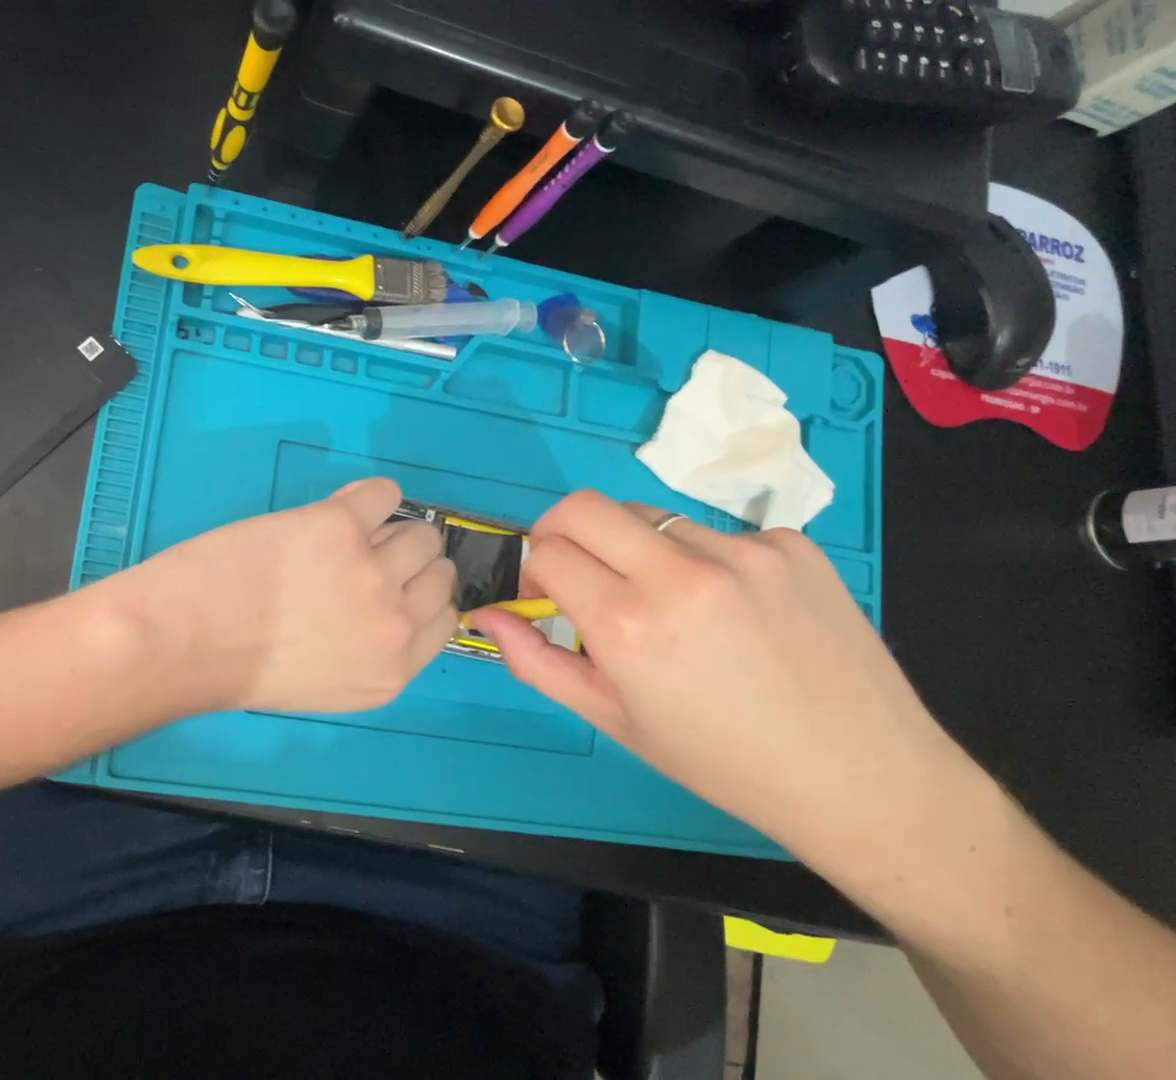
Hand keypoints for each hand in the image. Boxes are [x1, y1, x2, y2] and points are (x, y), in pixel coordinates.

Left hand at [127, 477, 457, 713]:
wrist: (183, 640)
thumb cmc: (235, 668)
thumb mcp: (322, 683)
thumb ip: (366, 652)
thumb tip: (383, 605)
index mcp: (391, 671)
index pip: (444, 620)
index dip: (420, 596)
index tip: (397, 585)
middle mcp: (395, 623)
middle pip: (436, 571)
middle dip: (408, 563)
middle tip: (366, 558)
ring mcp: (371, 570)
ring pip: (418, 533)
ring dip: (391, 529)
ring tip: (347, 535)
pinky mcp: (339, 525)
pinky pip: (383, 493)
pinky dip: (372, 495)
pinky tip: (346, 506)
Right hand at [470, 491, 977, 861]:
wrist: (860, 775)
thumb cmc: (720, 760)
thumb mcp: (613, 719)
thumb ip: (536, 660)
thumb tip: (485, 614)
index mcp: (628, 624)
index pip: (547, 549)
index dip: (533, 570)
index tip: (547, 597)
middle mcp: (681, 573)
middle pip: (585, 505)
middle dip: (561, 531)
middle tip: (577, 572)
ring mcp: (744, 551)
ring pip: (651, 518)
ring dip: (636, 549)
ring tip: (671, 605)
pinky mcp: (792, 545)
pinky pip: (717, 534)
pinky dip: (704, 561)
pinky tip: (734, 610)